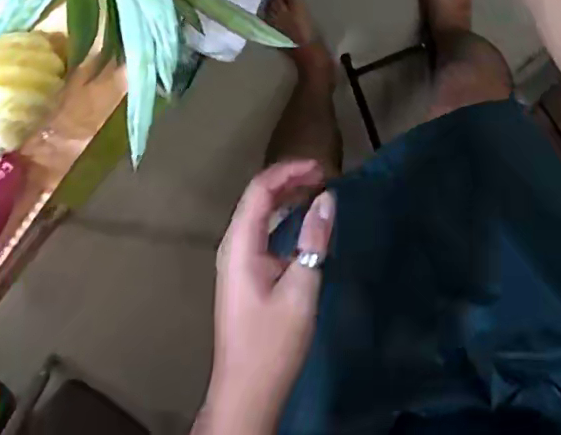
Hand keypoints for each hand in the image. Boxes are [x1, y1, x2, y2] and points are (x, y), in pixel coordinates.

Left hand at [195, 161, 335, 434]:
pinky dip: (283, 216)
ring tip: (318, 190)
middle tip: (324, 176)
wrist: (245, 393)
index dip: (289, 171)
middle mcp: (232, 244)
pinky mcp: (244, 272)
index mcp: (239, 244)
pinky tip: (304, 220)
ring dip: (287, 197)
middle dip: (289, 179)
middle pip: (257, 197)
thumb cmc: (272, 342)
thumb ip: (314, 241)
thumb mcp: (301, 290)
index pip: (260, 189)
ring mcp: (236, 259)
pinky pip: (262, 229)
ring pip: (259, 213)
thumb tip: (327, 198)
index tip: (321, 167)